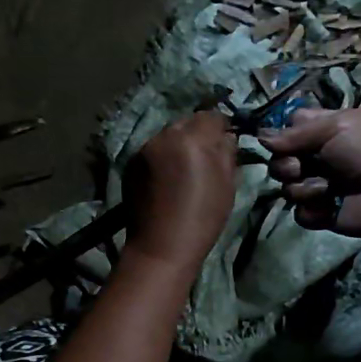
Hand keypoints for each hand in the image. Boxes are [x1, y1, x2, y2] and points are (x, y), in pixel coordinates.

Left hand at [124, 111, 237, 267]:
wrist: (162, 245)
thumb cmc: (204, 217)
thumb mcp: (228, 184)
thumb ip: (228, 153)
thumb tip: (226, 138)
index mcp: (193, 139)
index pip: (212, 116)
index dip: (222, 127)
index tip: (227, 142)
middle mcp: (165, 135)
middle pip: (188, 122)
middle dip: (199, 134)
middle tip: (208, 157)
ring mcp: (144, 148)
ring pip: (169, 135)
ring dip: (180, 145)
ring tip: (188, 169)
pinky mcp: (132, 163)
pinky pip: (155, 149)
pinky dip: (165, 156)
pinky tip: (169, 178)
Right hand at [261, 107, 360, 239]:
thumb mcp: (336, 125)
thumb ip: (295, 132)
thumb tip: (260, 138)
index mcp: (328, 130)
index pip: (291, 128)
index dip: (285, 134)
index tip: (287, 138)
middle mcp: (322, 157)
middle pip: (281, 158)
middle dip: (287, 162)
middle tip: (303, 165)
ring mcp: (323, 187)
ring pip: (287, 186)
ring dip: (304, 185)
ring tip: (328, 187)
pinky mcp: (325, 215)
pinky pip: (300, 212)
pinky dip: (313, 209)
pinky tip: (332, 205)